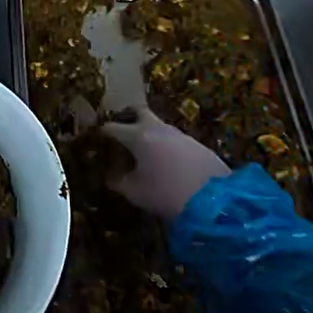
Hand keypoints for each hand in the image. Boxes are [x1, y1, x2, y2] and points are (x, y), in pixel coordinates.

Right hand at [102, 111, 230, 220]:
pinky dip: (163, 144)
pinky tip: (164, 161)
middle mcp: (157, 129)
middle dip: (126, 118)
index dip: (101, 133)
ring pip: (157, 125)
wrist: (217, 200)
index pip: (111, 127)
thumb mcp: (134, 192)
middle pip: (138, 112)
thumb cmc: (167, 193)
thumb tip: (110, 175)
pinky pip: (173, 138)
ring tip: (142, 150)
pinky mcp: (197, 144)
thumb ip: (117, 181)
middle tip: (119, 131)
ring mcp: (179, 134)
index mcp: (137, 136)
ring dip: (147, 132)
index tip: (95, 140)